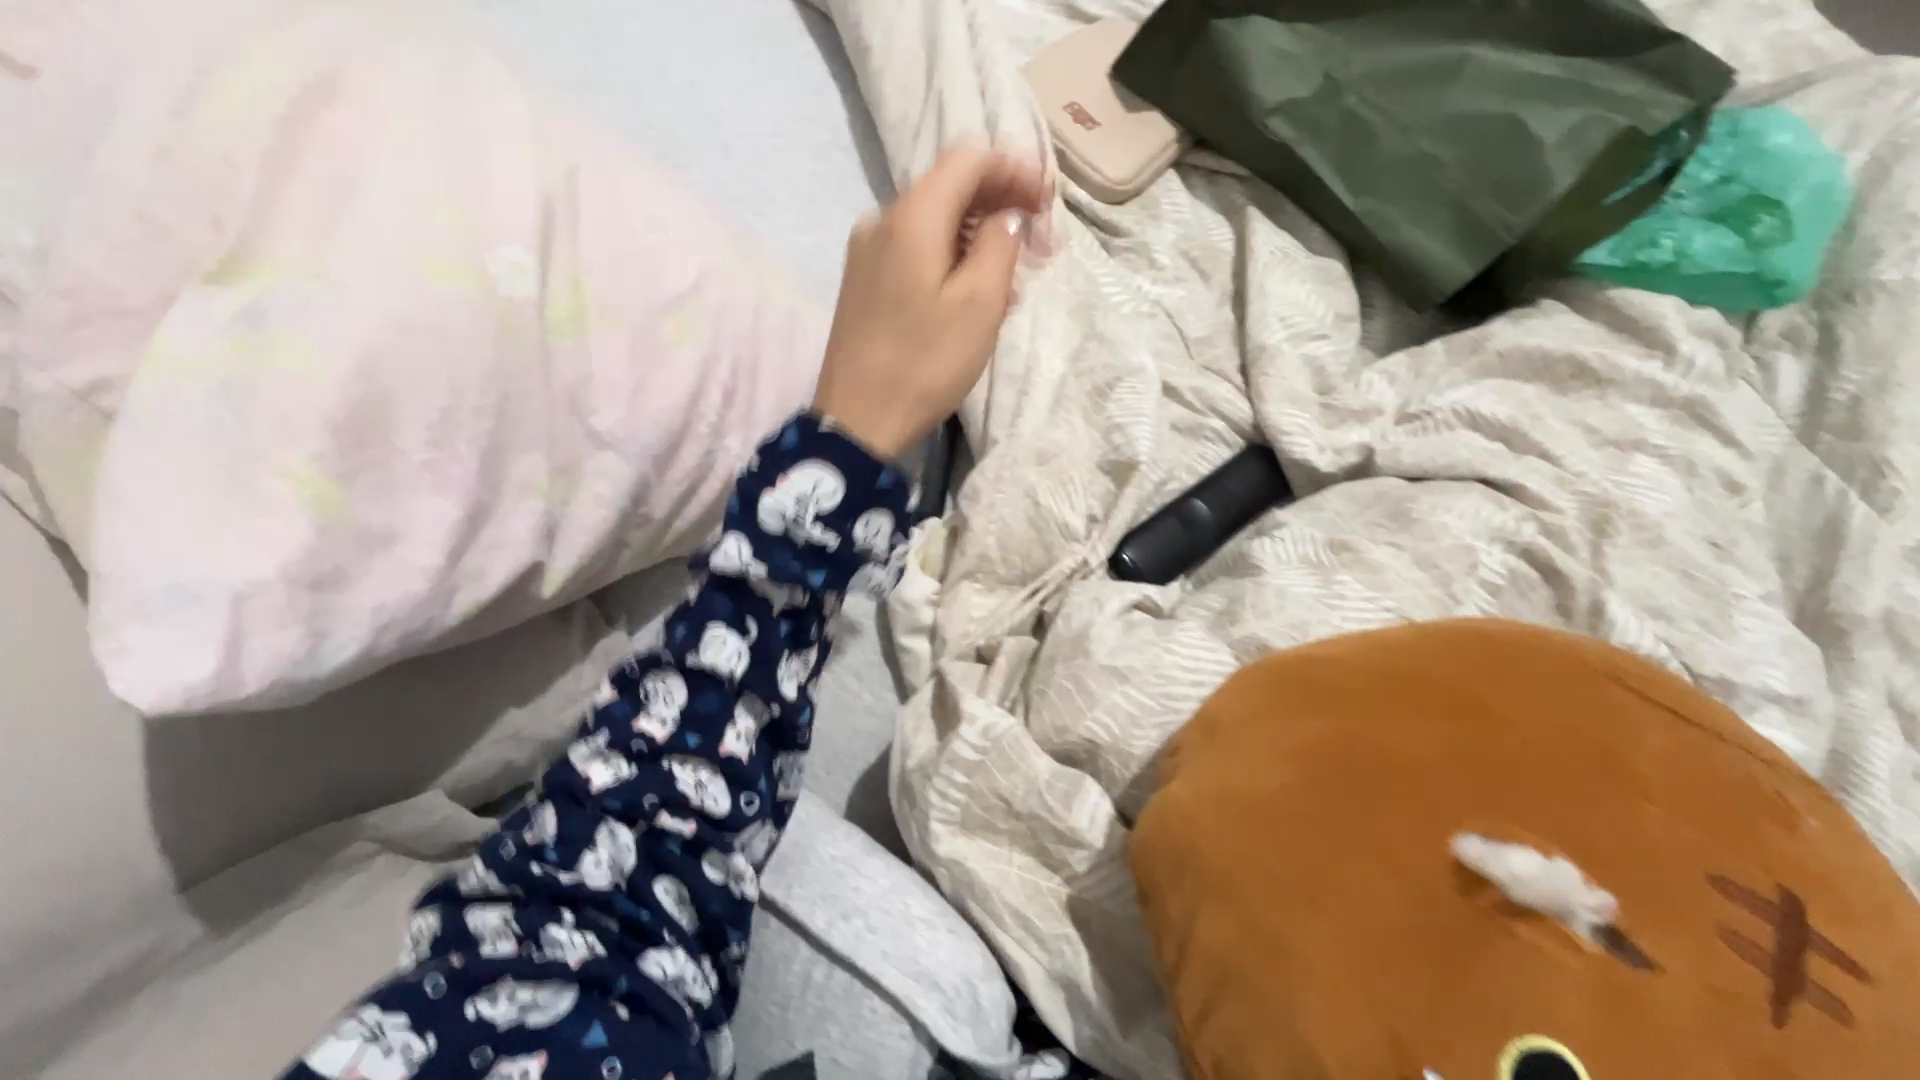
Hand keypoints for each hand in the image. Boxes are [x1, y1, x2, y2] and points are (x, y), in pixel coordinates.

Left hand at [812, 145, 1049, 460]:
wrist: (857, 420)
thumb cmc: (924, 364)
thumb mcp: (980, 305)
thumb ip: (999, 244)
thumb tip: (1006, 216)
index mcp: (911, 217)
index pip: (969, 159)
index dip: (1015, 170)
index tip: (1047, 203)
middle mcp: (882, 220)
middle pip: (949, 187)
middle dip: (1000, 205)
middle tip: (1039, 245)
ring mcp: (866, 251)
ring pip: (934, 222)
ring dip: (977, 236)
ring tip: (1012, 280)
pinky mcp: (863, 281)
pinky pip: (915, 250)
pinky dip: (950, 257)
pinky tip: (972, 293)